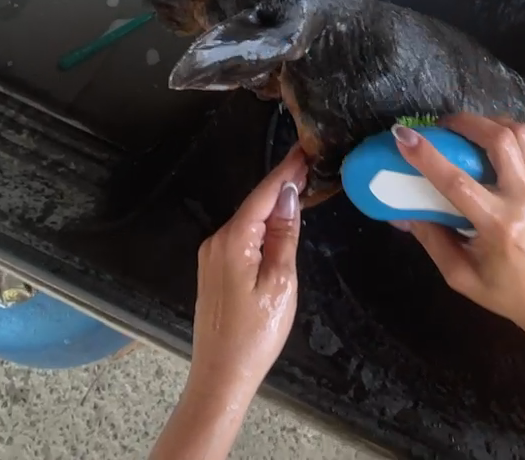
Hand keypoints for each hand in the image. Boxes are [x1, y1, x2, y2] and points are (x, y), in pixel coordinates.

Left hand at [186, 146, 307, 398]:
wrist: (220, 378)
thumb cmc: (256, 334)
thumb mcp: (281, 282)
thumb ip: (285, 235)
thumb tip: (290, 196)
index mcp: (233, 241)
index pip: (265, 194)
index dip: (286, 169)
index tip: (305, 146)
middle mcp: (217, 241)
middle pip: (255, 203)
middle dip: (283, 183)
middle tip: (311, 162)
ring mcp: (213, 256)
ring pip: (249, 219)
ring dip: (274, 203)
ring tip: (302, 185)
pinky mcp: (215, 269)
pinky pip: (243, 235)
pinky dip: (263, 223)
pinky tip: (280, 220)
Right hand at [393, 115, 524, 343]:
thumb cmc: (506, 292)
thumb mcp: (460, 274)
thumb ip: (431, 239)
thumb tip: (401, 213)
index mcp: (499, 225)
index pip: (456, 181)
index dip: (427, 156)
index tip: (403, 135)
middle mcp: (524, 198)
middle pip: (497, 140)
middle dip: (465, 122)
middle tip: (442, 125)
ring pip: (518, 133)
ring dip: (488, 122)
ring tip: (467, 128)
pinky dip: (508, 134)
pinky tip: (491, 142)